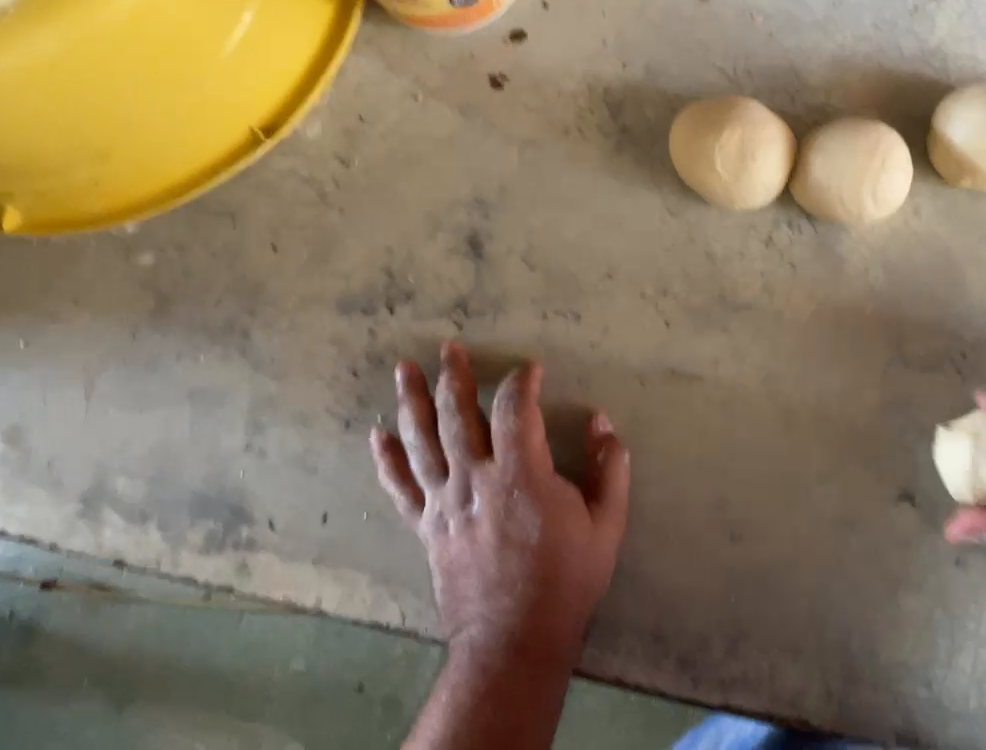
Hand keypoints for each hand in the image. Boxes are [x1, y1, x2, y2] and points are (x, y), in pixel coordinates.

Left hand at [370, 341, 630, 664]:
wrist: (514, 639)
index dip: (522, 382)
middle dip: (454, 376)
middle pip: (457, 414)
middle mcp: (475, 479)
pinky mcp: (427, 528)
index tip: (531, 369)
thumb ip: (609, 467)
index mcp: (521, 474)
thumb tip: (602, 422)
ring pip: (421, 442)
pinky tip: (376, 435)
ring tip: (404, 369)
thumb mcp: (606, 523)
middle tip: (449, 346)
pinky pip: (400, 487)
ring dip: (412, 401)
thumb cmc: (566, 579)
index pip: (515, 409)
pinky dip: (386, 460)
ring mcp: (444, 503)